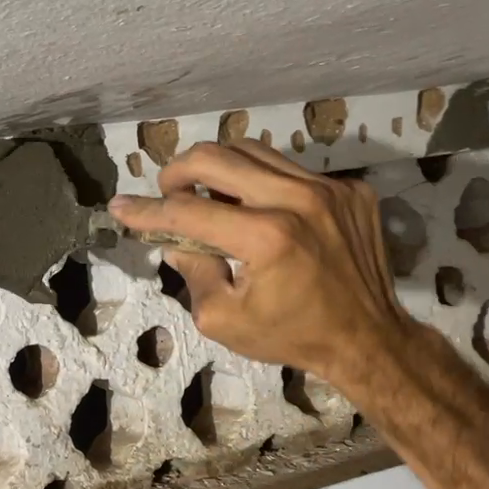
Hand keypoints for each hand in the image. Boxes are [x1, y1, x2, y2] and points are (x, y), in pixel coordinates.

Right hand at [108, 139, 417, 391]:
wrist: (369, 338)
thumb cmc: (289, 335)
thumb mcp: (222, 318)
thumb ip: (193, 271)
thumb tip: (174, 239)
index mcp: (267, 238)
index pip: (187, 211)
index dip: (145, 211)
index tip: (119, 207)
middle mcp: (300, 200)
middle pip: (215, 157)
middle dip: (176, 172)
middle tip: (167, 193)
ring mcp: (330, 188)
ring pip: (252, 151)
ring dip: (217, 169)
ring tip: (206, 195)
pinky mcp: (350, 188)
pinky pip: (289, 168)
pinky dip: (259, 183)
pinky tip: (256, 209)